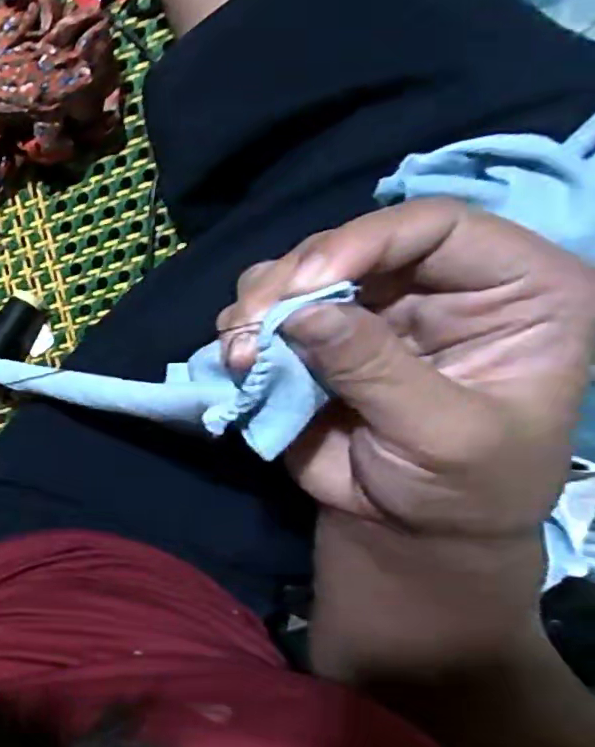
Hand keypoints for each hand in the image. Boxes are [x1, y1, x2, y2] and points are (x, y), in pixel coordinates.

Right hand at [218, 198, 594, 539]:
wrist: (406, 521)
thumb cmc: (464, 483)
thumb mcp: (441, 432)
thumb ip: (377, 369)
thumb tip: (300, 315)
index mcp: (512, 293)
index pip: (437, 226)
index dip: (365, 241)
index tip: (306, 285)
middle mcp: (434, 285)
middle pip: (344, 243)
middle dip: (285, 283)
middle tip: (248, 330)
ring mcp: (364, 308)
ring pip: (288, 271)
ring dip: (251, 308)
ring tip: (241, 356)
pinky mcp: (306, 335)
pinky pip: (256, 308)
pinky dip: (235, 330)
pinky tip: (238, 362)